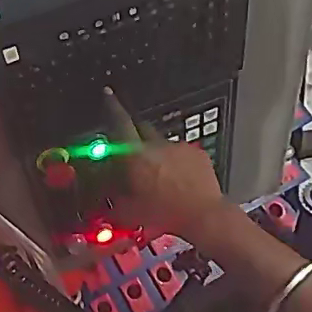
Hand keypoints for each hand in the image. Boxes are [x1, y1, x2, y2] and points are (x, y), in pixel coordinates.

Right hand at [102, 88, 227, 239]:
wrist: (203, 216)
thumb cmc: (165, 215)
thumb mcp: (130, 213)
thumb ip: (114, 201)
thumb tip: (108, 201)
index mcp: (136, 155)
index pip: (120, 123)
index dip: (112, 106)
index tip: (108, 94)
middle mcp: (158, 146)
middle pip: (142, 130)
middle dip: (135, 137)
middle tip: (132, 153)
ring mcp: (180, 148)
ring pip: (163, 145)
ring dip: (158, 156)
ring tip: (160, 178)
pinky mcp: (197, 154)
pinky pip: (182, 153)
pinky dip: (177, 163)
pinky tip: (178, 181)